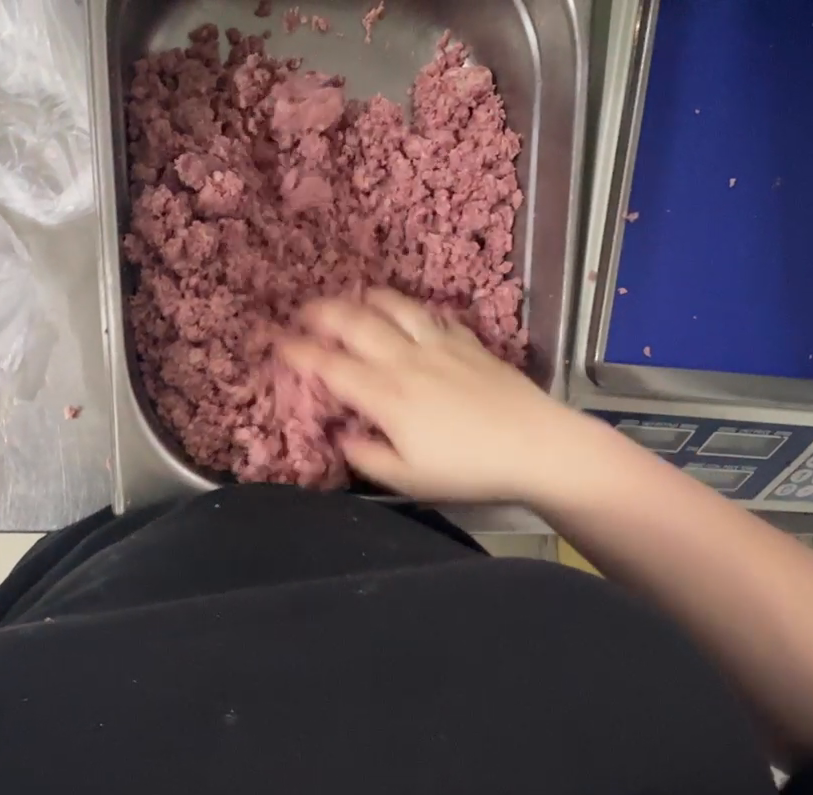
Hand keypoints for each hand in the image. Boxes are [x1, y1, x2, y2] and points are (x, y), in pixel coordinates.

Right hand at [277, 289, 608, 502]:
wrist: (536, 445)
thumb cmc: (467, 469)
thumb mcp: (408, 477)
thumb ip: (366, 455)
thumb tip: (342, 436)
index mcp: (385, 395)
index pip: (330, 366)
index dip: (298, 352)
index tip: (276, 345)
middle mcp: (406, 360)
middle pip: (355, 323)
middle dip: (322, 313)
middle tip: (302, 312)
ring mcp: (439, 346)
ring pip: (393, 308)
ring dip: (365, 300)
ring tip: (351, 299)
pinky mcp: (468, 343)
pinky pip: (430, 314)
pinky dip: (407, 307)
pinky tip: (404, 311)